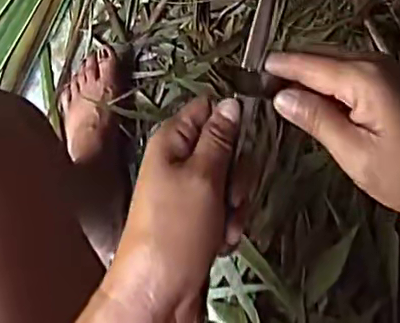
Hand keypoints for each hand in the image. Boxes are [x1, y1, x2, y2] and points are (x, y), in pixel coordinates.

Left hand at [96, 97, 241, 320]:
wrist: (157, 298)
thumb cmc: (174, 231)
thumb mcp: (203, 177)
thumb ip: (220, 138)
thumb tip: (232, 101)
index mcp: (172, 139)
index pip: (208, 107)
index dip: (230, 119)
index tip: (243, 140)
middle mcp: (179, 159)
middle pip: (225, 145)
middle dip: (238, 172)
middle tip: (231, 194)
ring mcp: (188, 190)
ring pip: (230, 179)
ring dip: (236, 204)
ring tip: (224, 225)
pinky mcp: (197, 219)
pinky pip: (225, 208)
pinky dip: (229, 224)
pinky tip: (220, 241)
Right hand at [266, 51, 399, 223]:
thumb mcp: (356, 155)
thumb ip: (317, 120)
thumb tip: (281, 97)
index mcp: (362, 77)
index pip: (309, 65)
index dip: (279, 67)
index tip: (251, 70)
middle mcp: (371, 62)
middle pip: (319, 57)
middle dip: (290, 67)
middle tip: (259, 83)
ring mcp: (382, 68)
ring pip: (332, 61)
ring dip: (307, 72)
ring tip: (279, 88)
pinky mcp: (388, 79)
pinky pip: (346, 69)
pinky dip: (325, 78)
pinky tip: (313, 95)